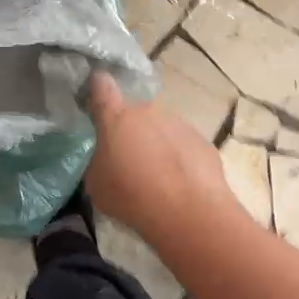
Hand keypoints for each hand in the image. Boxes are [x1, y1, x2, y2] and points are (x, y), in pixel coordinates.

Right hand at [84, 72, 234, 237]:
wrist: (191, 214)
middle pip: (133, 112)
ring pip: (160, 128)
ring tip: (158, 178)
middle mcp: (146, 110)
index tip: (97, 108)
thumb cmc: (134, 196)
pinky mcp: (202, 141)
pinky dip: (179, 158)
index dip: (98, 91)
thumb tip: (103, 159)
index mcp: (115, 116)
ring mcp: (177, 123)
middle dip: (130, 131)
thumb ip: (97, 161)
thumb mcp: (96, 184)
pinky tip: (180, 185)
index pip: (101, 84)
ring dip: (156, 144)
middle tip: (130, 161)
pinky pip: (183, 144)